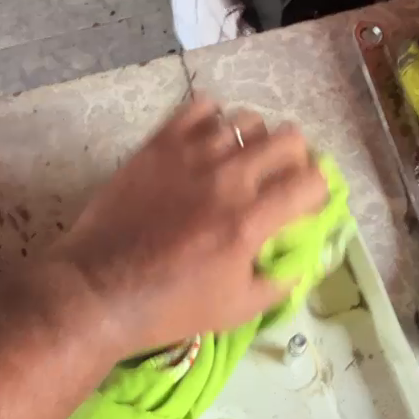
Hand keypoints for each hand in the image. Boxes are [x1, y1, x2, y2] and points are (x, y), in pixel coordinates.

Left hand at [27, 97, 328, 357]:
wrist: (100, 288)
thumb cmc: (168, 306)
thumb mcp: (236, 311)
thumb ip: (277, 283)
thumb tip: (298, 262)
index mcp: (250, 221)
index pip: (311, 181)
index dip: (319, 189)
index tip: (306, 201)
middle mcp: (228, 178)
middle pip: (289, 138)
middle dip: (295, 158)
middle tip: (280, 177)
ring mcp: (192, 154)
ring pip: (246, 119)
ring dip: (254, 138)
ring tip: (241, 158)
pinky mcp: (159, 143)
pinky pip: (200, 107)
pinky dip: (212, 119)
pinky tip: (206, 141)